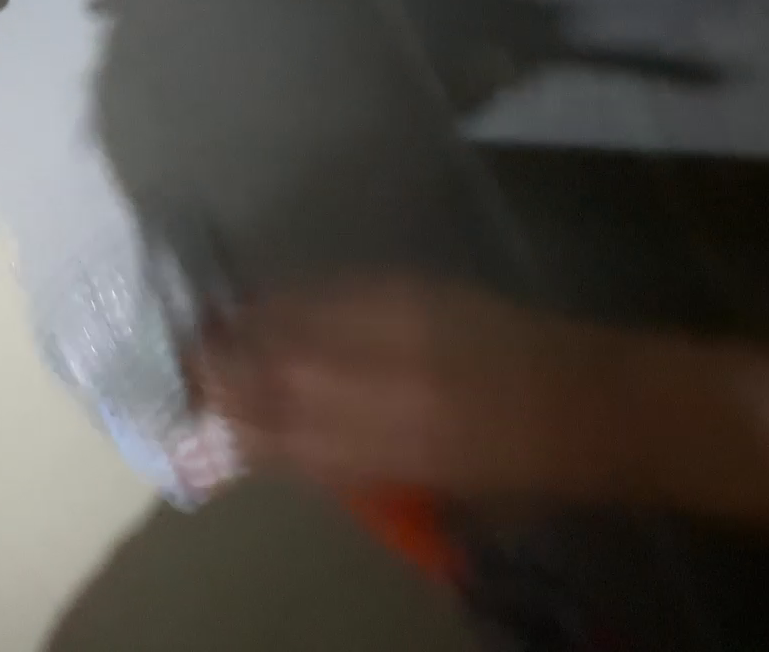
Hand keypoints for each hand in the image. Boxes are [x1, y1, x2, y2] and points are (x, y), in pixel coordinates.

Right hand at [187, 278, 636, 498]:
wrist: (579, 399)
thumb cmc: (504, 468)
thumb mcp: (413, 480)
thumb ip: (334, 457)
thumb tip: (267, 439)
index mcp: (354, 447)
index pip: (254, 428)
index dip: (215, 416)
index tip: (191, 408)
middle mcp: (347, 387)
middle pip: (246, 369)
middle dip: (209, 366)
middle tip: (189, 361)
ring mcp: (361, 329)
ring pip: (268, 323)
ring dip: (233, 328)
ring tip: (215, 328)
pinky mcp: (381, 287)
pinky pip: (306, 293)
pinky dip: (278, 301)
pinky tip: (267, 303)